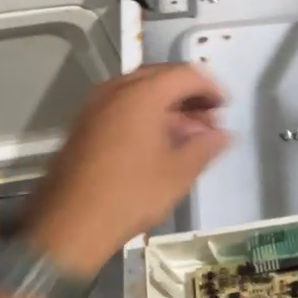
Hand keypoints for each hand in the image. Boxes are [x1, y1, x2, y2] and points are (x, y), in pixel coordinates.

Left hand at [24, 63, 229, 273]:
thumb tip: (223, 134)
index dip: (212, 87)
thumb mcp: (179, 174)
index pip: (186, 74)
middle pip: (161, 76)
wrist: (71, 223)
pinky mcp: (85, 123)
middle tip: (209, 120)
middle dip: (189, 94)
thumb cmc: (131, 195)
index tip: (226, 108)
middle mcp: (116, 90)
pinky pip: (123, 104)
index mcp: (143, 95)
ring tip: (188, 134)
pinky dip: (146, 113)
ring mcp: (96, 105)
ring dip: (168, 104)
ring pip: (140, 90)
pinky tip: (159, 141)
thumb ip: (206, 146)